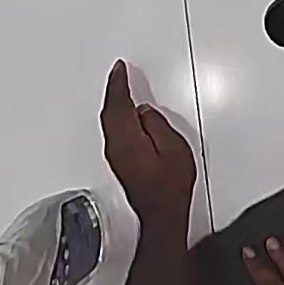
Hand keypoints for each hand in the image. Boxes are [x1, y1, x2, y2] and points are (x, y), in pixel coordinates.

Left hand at [99, 60, 195, 237]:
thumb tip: (145, 112)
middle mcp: (116, 148)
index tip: (119, 68)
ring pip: (109, 121)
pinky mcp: (120, 163)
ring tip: (121, 88)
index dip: (118, 83)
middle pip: (110, 112)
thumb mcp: (174, 148)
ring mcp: (116, 157)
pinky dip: (117, 116)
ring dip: (114, 103)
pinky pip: (113, 131)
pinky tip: (125, 114)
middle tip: (118, 73)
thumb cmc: (170, 186)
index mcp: (127, 140)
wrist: (163, 216)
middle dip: (114, 90)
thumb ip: (157, 124)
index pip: (118, 104)